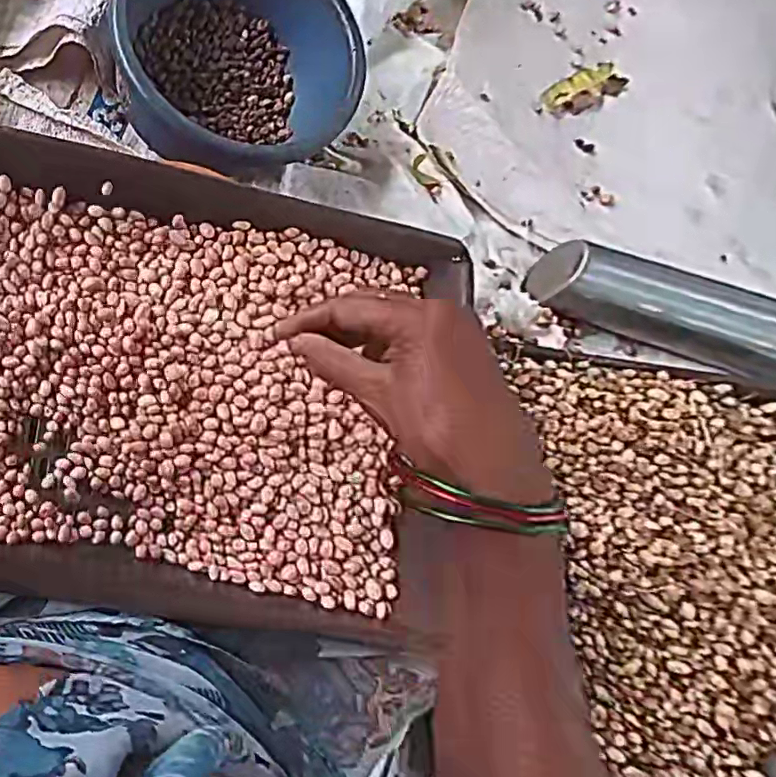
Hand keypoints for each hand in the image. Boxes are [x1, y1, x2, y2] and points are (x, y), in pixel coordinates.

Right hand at [272, 291, 552, 504]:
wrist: (496, 471)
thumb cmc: (443, 432)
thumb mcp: (376, 393)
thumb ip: (332, 360)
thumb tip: (298, 342)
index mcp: (421, 317)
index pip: (348, 306)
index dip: (307, 320)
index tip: (279, 334)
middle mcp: (440, 313)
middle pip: (368, 305)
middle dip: (327, 322)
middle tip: (294, 341)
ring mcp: (452, 330)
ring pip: (385, 319)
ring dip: (349, 334)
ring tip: (317, 354)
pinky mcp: (455, 349)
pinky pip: (404, 335)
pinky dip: (374, 345)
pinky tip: (353, 363)